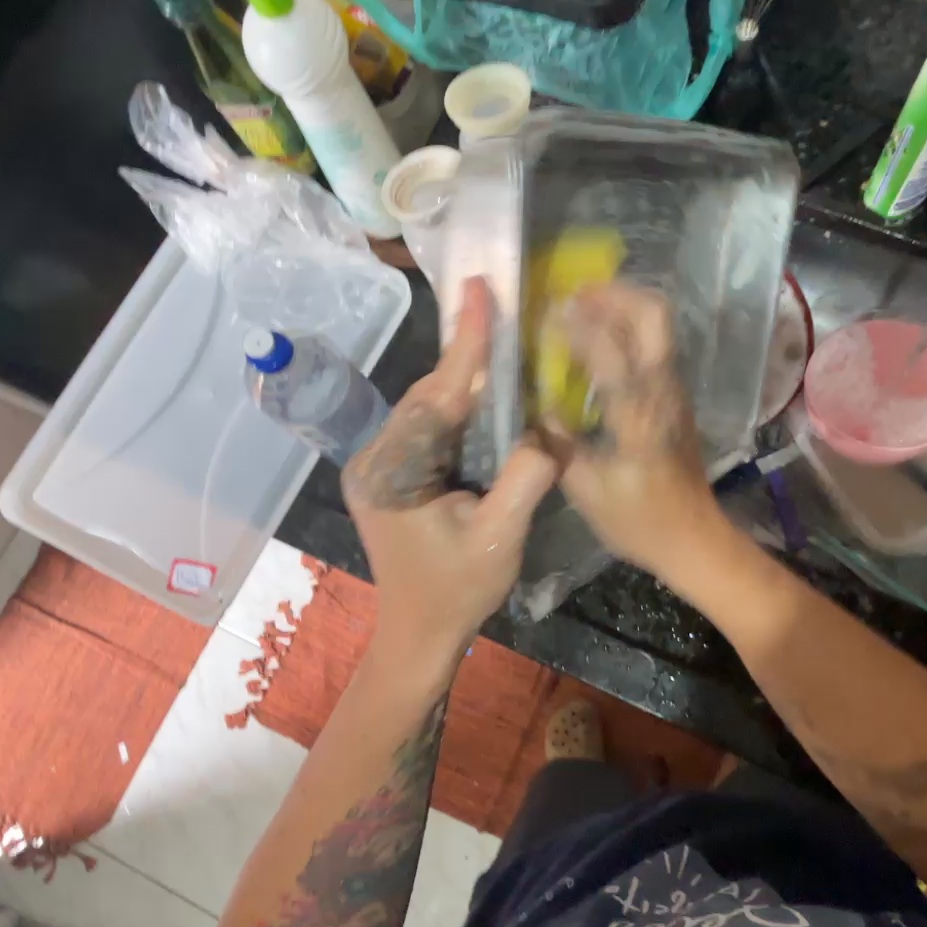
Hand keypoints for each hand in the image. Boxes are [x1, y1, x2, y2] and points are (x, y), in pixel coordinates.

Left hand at [341, 278, 558, 648]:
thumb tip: (550, 427)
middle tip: (502, 313)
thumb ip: (525, 478)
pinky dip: (459, 410)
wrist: (420, 635)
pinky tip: (487, 398)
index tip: (480, 292)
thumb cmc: (458, 592)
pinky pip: (429, 429)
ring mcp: (379, 467)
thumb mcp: (500, 538)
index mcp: (394, 473)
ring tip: (501, 345)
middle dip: (468, 359)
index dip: (465, 345)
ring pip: (429, 410)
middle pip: (429, 397)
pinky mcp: (392, 476)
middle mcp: (376, 460)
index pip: (436, 397)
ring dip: (466, 382)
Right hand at [548, 282, 727, 573]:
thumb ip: (557, 445)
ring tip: (580, 310)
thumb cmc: (641, 522)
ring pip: (658, 327)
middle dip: (613, 294)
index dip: (576, 323)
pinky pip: (655, 347)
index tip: (546, 312)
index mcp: (638, 414)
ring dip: (621, 308)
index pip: (609, 348)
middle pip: (652, 315)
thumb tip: (536, 409)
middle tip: (573, 295)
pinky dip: (627, 331)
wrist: (695, 538)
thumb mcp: (587, 491)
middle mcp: (663, 390)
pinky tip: (597, 345)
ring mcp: (675, 391)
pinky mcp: (677, 399)